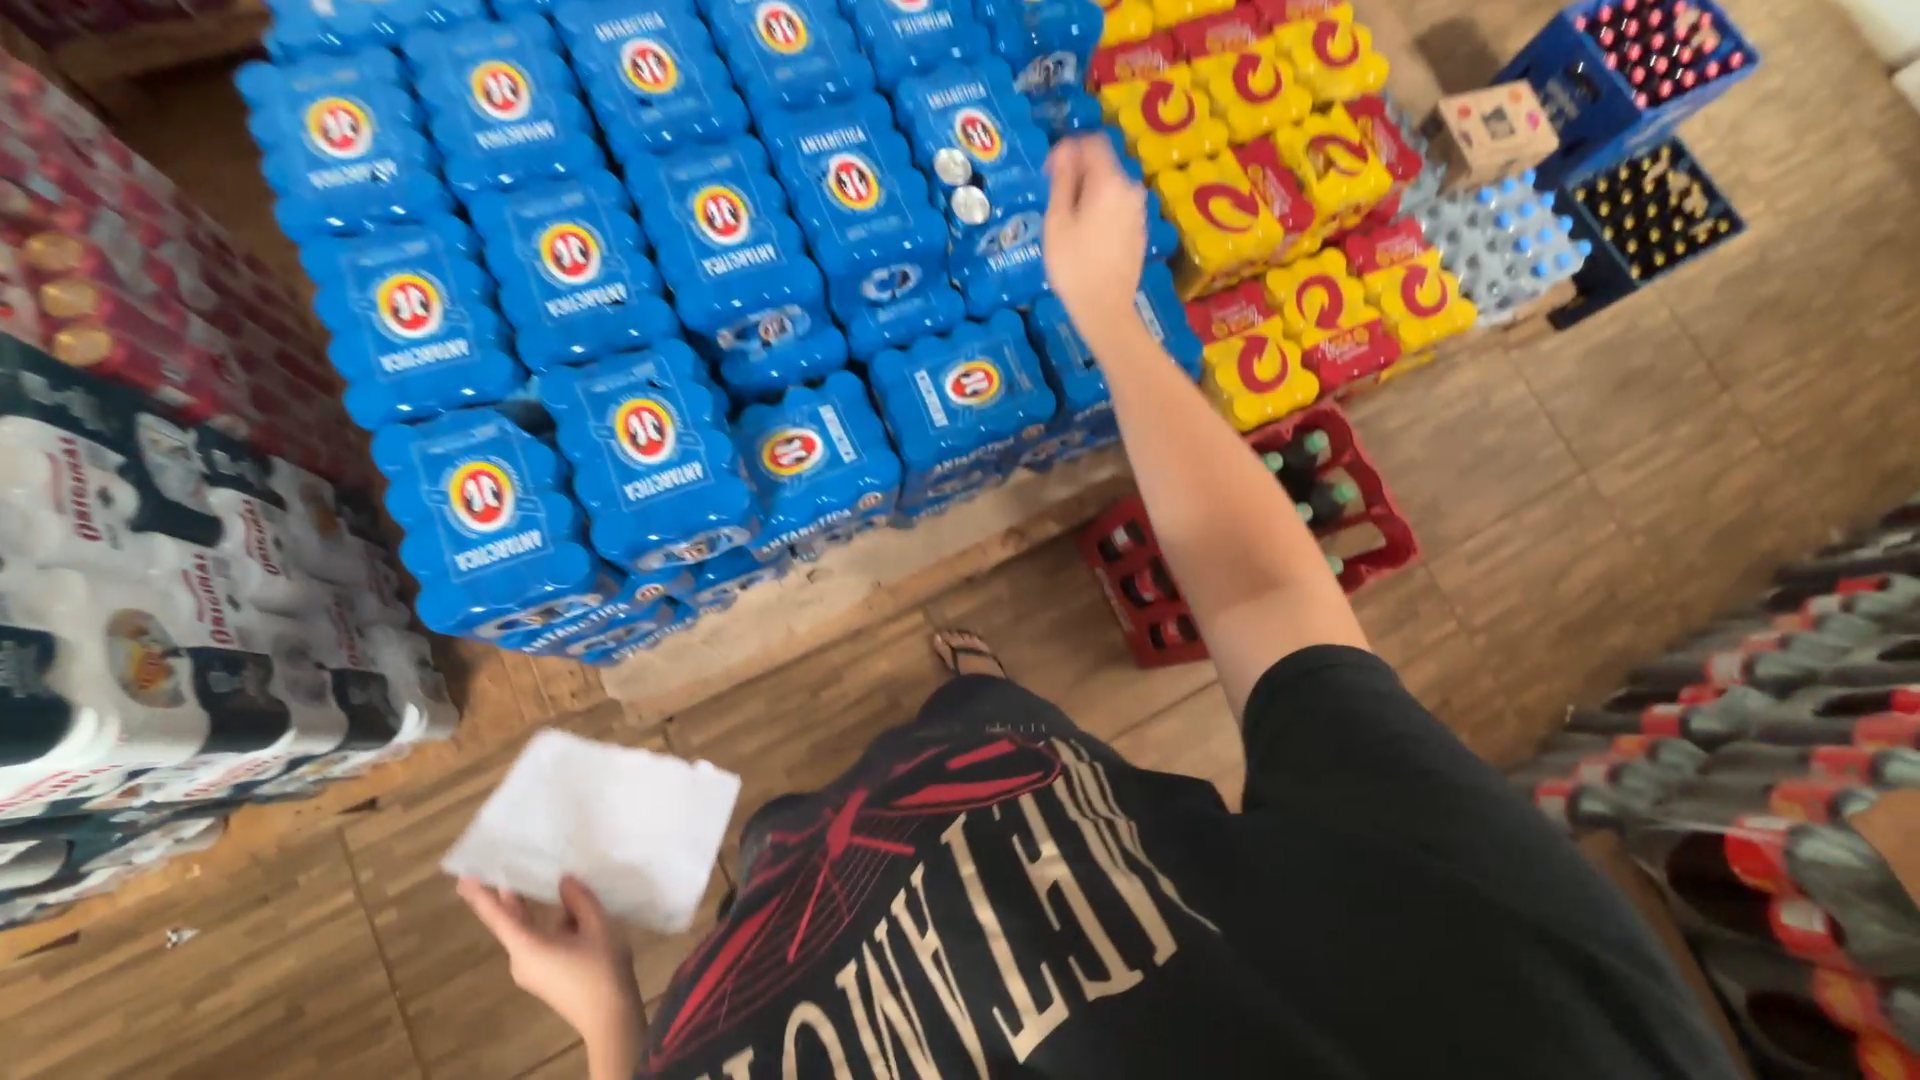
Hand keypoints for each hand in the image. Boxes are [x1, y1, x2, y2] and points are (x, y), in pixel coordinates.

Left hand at [457, 876, 642, 1051]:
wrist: (610, 1015)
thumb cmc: (600, 968)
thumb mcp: (597, 926)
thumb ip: (579, 900)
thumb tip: (564, 881)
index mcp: (527, 946)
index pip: (498, 916)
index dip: (480, 896)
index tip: (465, 877)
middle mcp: (522, 959)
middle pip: (512, 922)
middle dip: (510, 896)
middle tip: (505, 867)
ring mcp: (533, 970)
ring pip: (531, 931)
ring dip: (538, 909)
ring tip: (554, 882)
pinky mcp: (546, 976)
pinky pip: (542, 942)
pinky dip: (551, 924)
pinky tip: (575, 912)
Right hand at [1043, 135, 1149, 337]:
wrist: (1105, 307)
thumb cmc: (1074, 265)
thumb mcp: (1058, 221)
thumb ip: (1062, 180)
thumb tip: (1065, 151)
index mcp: (1110, 182)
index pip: (1093, 143)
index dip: (1069, 149)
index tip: (1050, 170)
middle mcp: (1131, 190)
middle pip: (1104, 166)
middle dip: (1079, 173)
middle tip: (1055, 199)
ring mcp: (1139, 211)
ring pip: (1111, 188)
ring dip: (1090, 194)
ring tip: (1069, 220)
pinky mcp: (1140, 231)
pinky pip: (1118, 208)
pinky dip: (1102, 211)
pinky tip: (1086, 236)